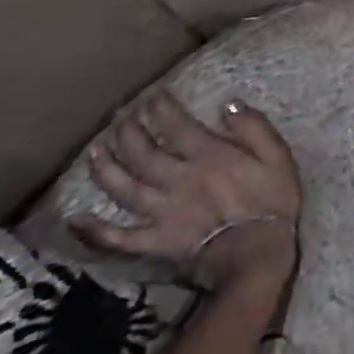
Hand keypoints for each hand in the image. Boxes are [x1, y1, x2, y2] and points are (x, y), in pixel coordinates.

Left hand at [71, 90, 301, 291]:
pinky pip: (120, 237)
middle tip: (122, 117)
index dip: (161, 106)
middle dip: (129, 130)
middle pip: (143, 151)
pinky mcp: (156, 242)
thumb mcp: (277, 157)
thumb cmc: (272, 203)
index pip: (175, 124)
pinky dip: (96, 230)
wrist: (259, 258)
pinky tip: (76, 220)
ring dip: (106, 168)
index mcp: (207, 155)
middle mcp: (179, 178)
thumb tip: (229, 102)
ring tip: (94, 151)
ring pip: (125, 187)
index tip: (153, 94)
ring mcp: (163, 212)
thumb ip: (254, 127)